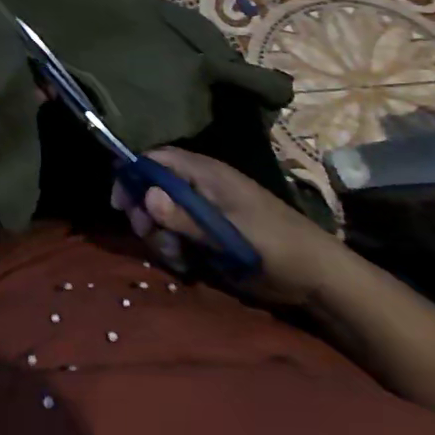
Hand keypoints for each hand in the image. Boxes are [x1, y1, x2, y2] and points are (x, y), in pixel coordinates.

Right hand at [111, 148, 343, 303]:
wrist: (313, 276)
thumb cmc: (276, 246)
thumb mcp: (231, 233)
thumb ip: (187, 217)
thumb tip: (147, 195)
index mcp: (208, 174)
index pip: (159, 159)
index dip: (135, 174)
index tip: (120, 202)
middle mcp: (202, 188)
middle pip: (154, 188)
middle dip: (145, 213)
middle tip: (153, 237)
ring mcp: (205, 212)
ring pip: (162, 215)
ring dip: (159, 236)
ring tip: (178, 256)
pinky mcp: (208, 235)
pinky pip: (176, 235)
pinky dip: (173, 248)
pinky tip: (186, 264)